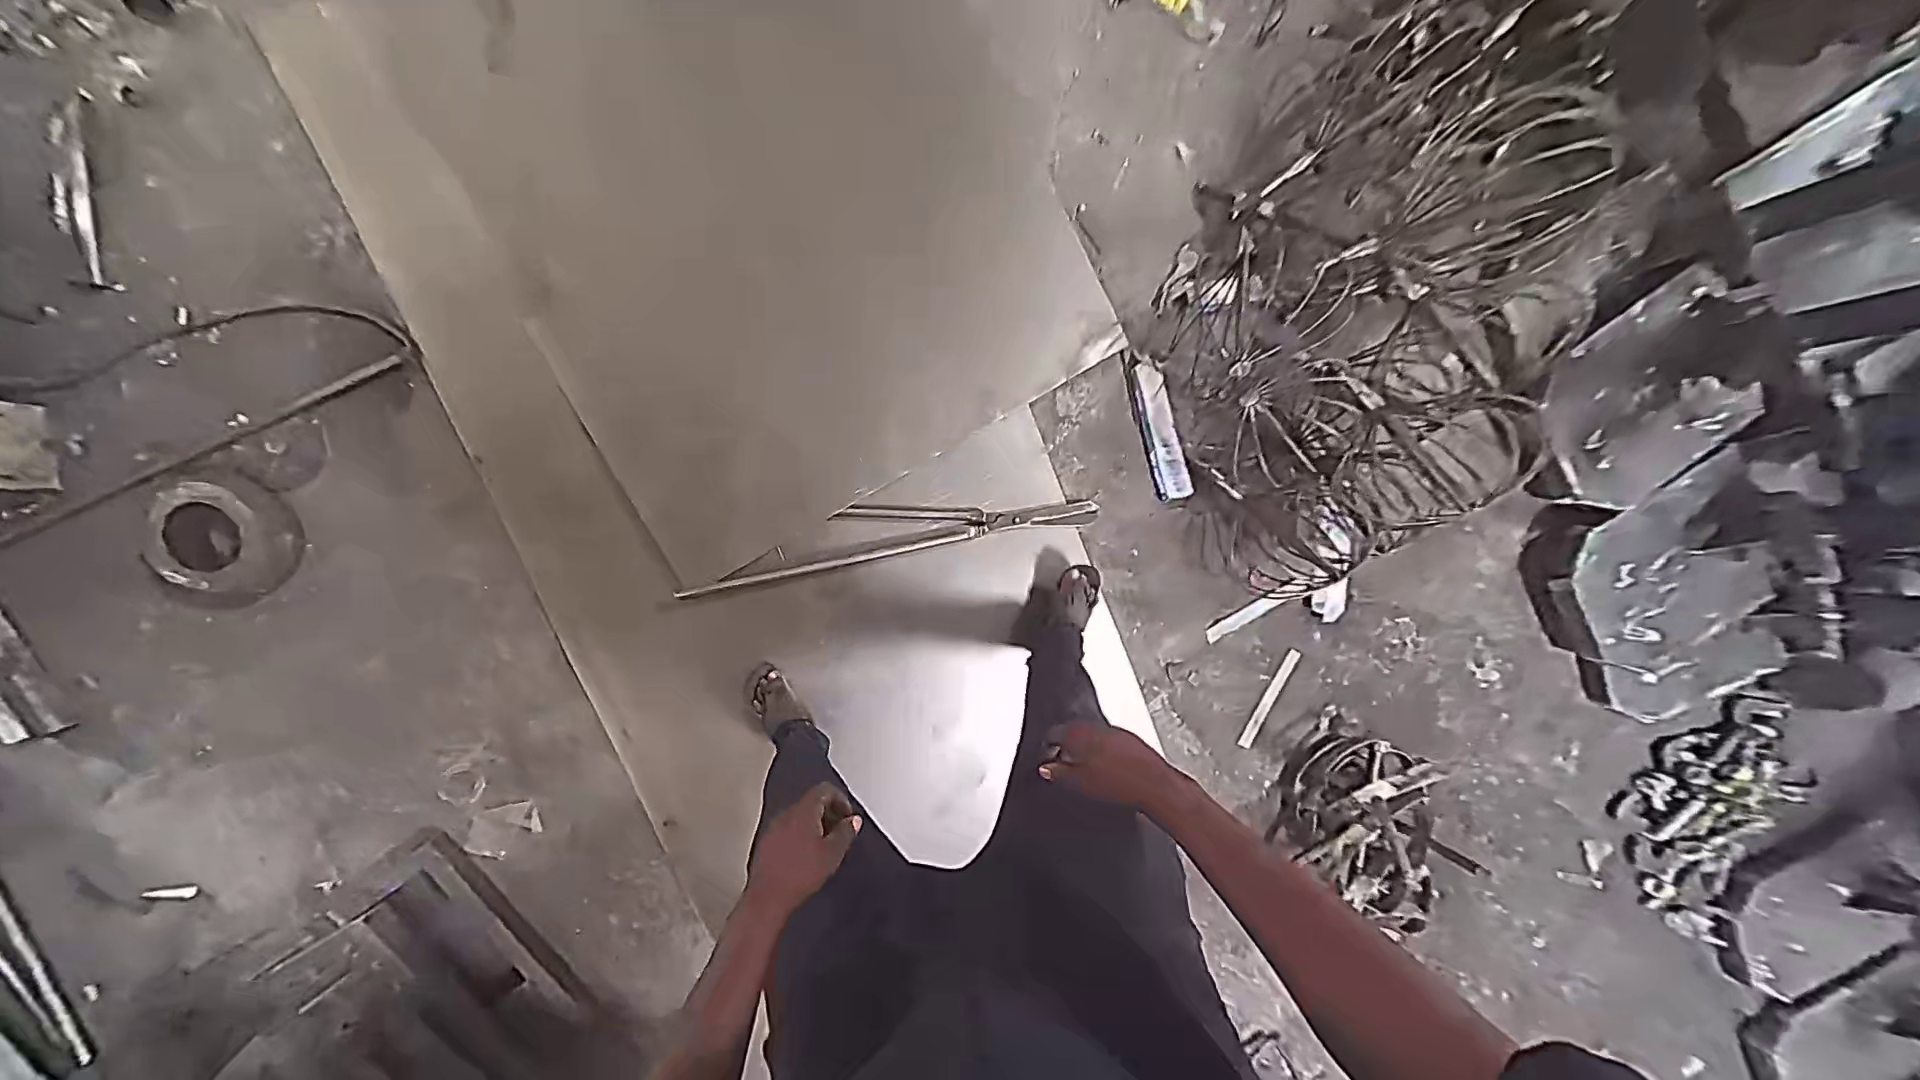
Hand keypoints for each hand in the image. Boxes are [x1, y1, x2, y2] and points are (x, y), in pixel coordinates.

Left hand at [745, 783, 860, 915]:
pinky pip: (788, 829)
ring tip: (825, 844)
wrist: (768, 898)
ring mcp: (773, 828)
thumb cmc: (802, 874)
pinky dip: (801, 834)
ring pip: (799, 816)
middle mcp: (786, 814)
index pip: (824, 790)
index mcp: (804, 811)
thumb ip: (846, 832)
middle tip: (840, 830)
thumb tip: (853, 820)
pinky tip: (806, 854)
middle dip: (829, 812)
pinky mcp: (766, 843)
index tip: (848, 816)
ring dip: (815, 824)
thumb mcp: (833, 853)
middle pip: (811, 802)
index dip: (840, 799)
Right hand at [1039, 723, 1182, 811]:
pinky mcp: (1128, 740)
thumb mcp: (1080, 782)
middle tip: (1062, 762)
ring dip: (1084, 748)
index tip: (1047, 756)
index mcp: (1079, 733)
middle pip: (1072, 731)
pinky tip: (1105, 768)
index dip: (1048, 745)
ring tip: (1084, 769)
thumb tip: (1045, 768)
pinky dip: (1101, 751)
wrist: (1154, 785)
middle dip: (1066, 744)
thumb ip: (1059, 773)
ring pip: (1091, 736)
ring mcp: (1113, 732)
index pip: (1054, 732)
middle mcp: (1095, 727)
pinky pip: (1107, 741)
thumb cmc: (1119, 783)